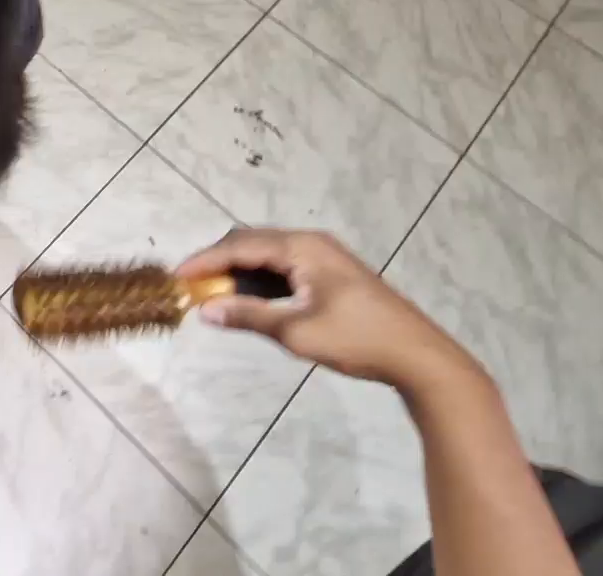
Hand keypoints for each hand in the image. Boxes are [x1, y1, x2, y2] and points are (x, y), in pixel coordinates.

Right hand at [175, 228, 482, 395]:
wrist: (424, 361)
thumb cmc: (358, 340)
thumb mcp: (296, 332)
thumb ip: (248, 316)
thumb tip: (205, 311)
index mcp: (301, 247)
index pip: (239, 245)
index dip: (204, 261)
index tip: (178, 278)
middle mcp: (310, 242)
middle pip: (250, 241)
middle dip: (218, 262)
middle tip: (195, 285)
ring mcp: (324, 255)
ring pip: (266, 252)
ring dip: (239, 269)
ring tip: (217, 292)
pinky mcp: (332, 272)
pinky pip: (283, 264)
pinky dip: (260, 276)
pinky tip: (251, 296)